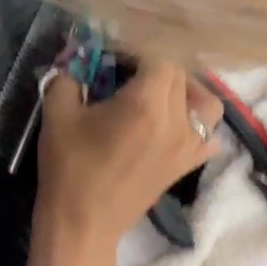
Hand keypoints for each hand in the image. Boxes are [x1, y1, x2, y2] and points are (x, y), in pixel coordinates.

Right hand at [32, 60, 223, 249]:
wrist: (84, 218)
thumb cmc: (69, 162)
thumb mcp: (57, 109)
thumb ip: (68, 74)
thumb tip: (76, 56)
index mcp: (145, 104)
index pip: (158, 57)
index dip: (133, 47)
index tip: (107, 50)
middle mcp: (176, 122)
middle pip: (180, 75)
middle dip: (150, 62)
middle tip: (119, 66)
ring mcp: (189, 146)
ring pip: (206, 102)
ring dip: (183, 86)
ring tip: (152, 87)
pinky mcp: (189, 164)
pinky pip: (209, 133)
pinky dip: (196, 120)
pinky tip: (169, 120)